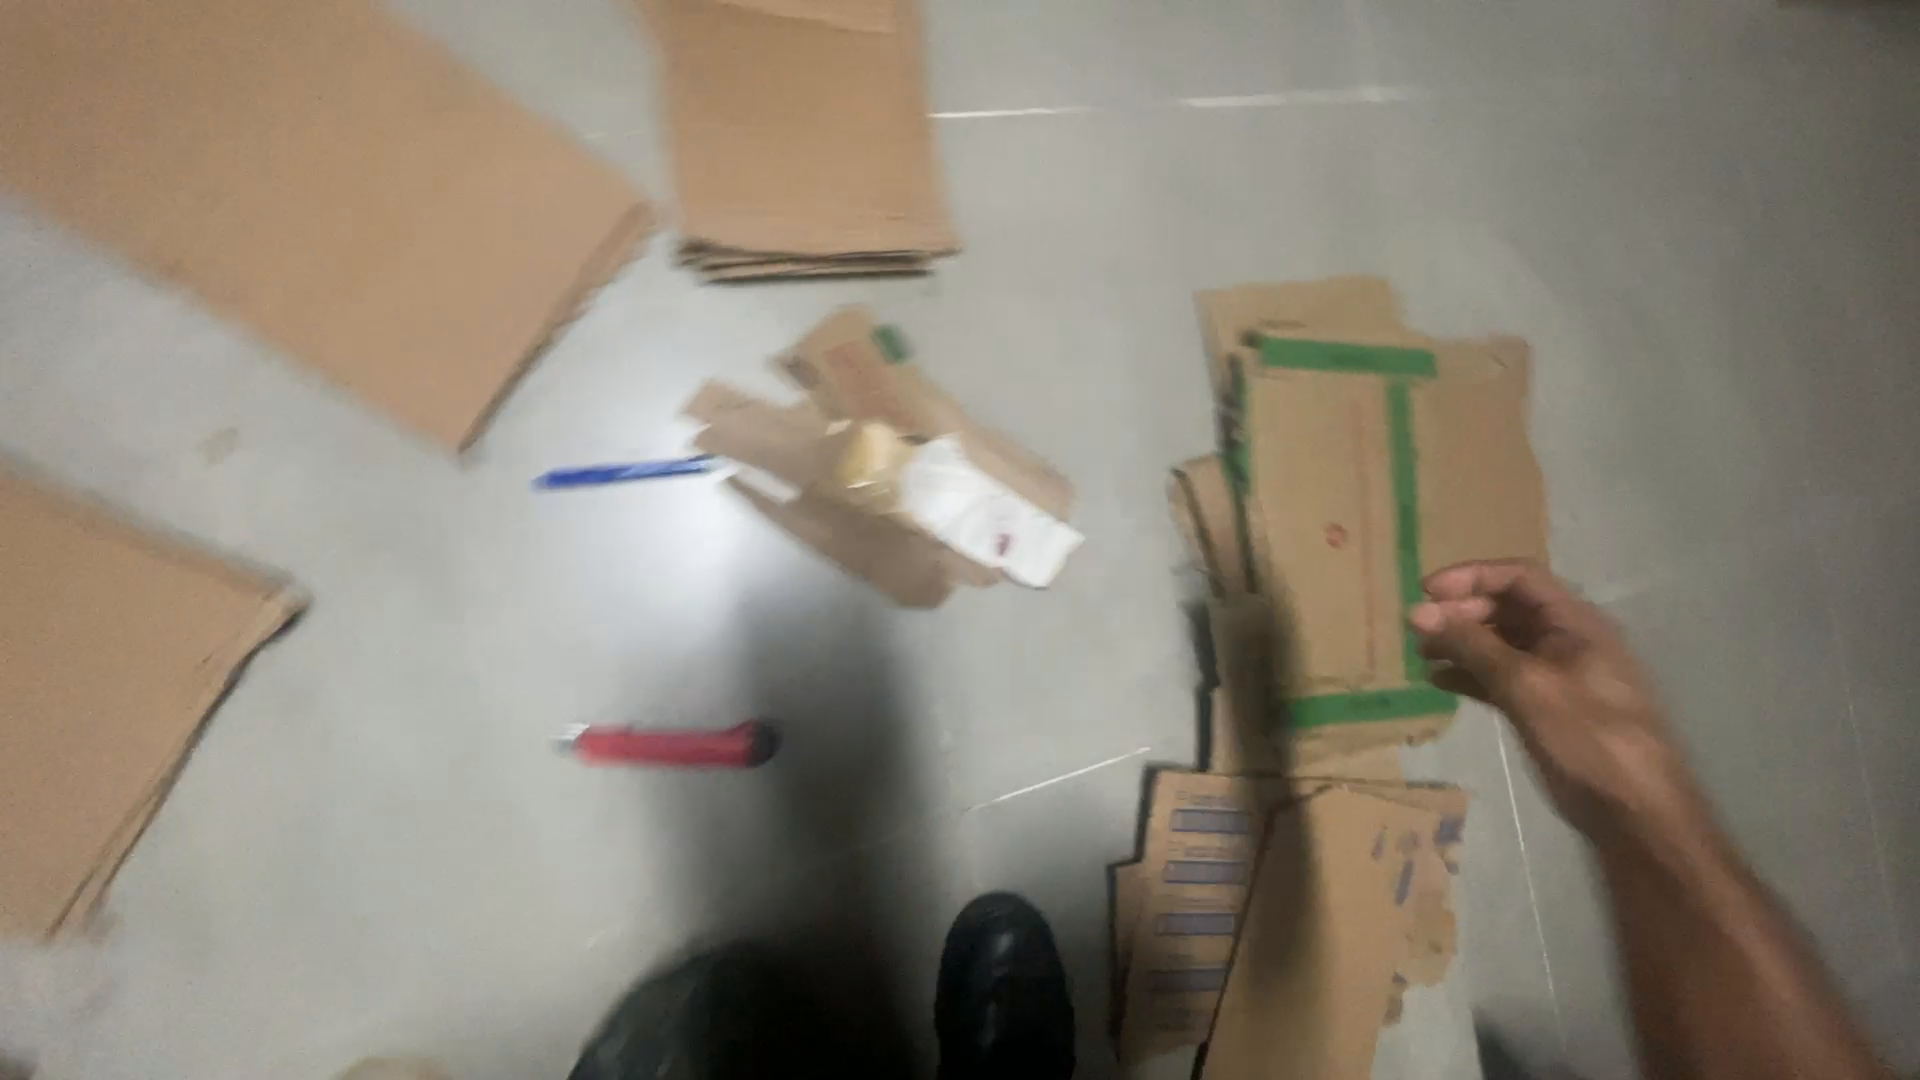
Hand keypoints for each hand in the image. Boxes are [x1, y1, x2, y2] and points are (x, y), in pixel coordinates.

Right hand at [1408, 561, 1707, 850]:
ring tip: (1421, 654)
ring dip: (1458, 642)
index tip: (1426, 592)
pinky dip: (1466, 673)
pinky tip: (1437, 681)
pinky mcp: (1540, 705)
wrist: (1634, 811)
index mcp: (1576, 624)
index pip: (1519, 577)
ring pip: (1497, 642)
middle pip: (1504, 607)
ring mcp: (1553, 674)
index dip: (1471, 576)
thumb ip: (1471, 644)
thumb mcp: (1526, 684)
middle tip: (1419, 629)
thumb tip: (1417, 612)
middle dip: (1459, 612)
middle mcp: (1565, 641)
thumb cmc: (1588, 737)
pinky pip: (1496, 675)